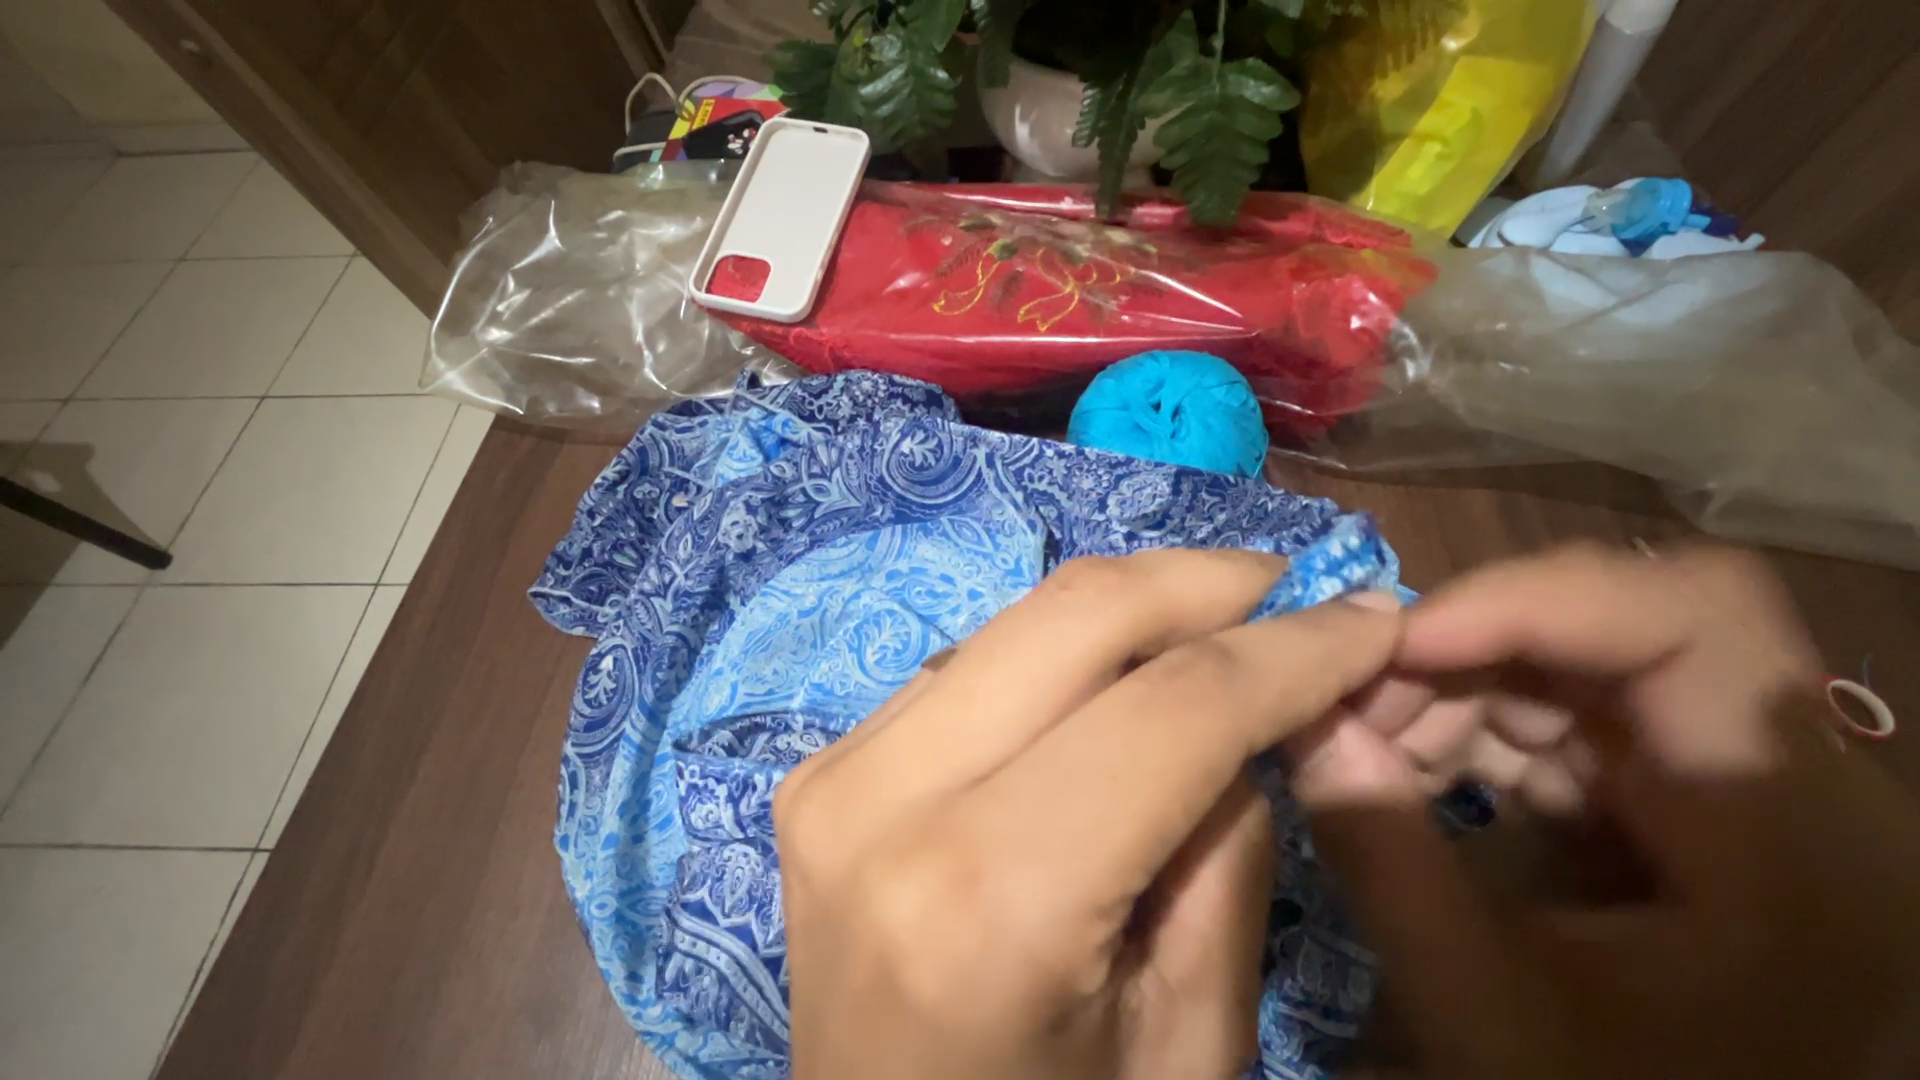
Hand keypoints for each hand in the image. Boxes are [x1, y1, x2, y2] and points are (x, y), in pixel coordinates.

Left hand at [774, 550, 1400, 1079]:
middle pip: (1075, 615)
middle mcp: (889, 801)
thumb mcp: (1191, 1035)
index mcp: (989, 899)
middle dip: (1205, 582)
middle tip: (1296, 588)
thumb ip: (1230, 844)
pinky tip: (1115, 674)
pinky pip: (969, 664)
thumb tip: (1264, 699)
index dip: (1291, 647)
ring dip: (1133, 604)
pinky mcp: (823, 761)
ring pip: (1018, 620)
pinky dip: (1058, 650)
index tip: (1370, 614)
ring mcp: (838, 768)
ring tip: (1222, 621)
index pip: (1171, 708)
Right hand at [1292, 545, 1919, 1078]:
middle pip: (1618, 626)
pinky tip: (1413, 768)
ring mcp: (1734, 781)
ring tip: (1369, 743)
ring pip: (1578, 661)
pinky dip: (1474, 722)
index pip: (1686, 623)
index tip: (1392, 645)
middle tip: (1354, 701)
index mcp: (1792, 839)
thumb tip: (1297, 721)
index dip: (1526, 601)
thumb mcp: (1486, 1011)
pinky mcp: (1682, 797)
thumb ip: (1382, 857)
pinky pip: (1568, 713)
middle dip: (1463, 649)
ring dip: (1454, 685)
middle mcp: (1785, 779)